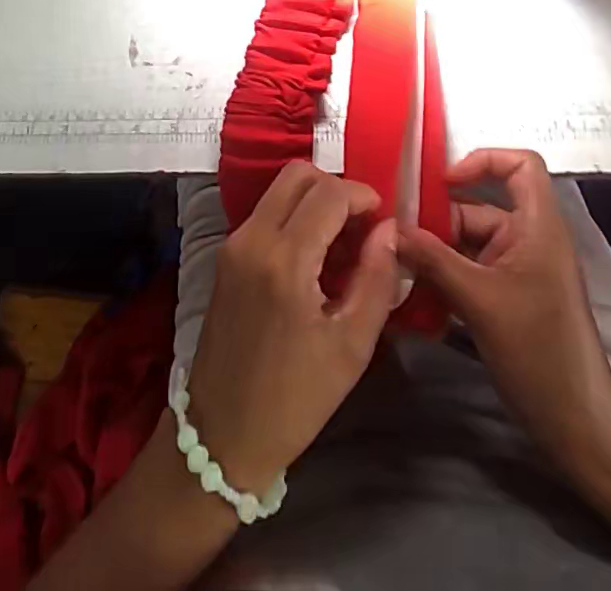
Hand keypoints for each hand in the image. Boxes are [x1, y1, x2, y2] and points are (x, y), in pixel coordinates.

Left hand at [184, 161, 400, 492]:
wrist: (221, 434)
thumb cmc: (295, 398)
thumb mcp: (351, 344)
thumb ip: (377, 277)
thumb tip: (389, 230)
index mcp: (284, 260)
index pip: (329, 193)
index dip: (364, 196)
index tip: (384, 222)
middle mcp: (251, 239)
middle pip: (298, 175)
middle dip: (337, 189)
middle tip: (361, 228)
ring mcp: (232, 246)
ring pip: (279, 192)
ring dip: (315, 202)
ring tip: (342, 247)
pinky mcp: (224, 258)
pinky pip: (265, 215)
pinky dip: (294, 218)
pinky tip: (315, 259)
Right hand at [396, 149, 610, 454]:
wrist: (573, 418)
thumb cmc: (538, 349)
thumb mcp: (479, 300)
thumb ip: (432, 260)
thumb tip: (389, 230)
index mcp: (538, 226)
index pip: (521, 165)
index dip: (483, 160)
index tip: (441, 182)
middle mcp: (527, 239)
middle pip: (478, 207)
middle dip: (435, 219)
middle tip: (390, 235)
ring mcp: (516, 269)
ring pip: (466, 242)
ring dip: (432, 251)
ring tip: (391, 262)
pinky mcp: (504, 296)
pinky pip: (466, 270)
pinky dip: (440, 274)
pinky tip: (409, 289)